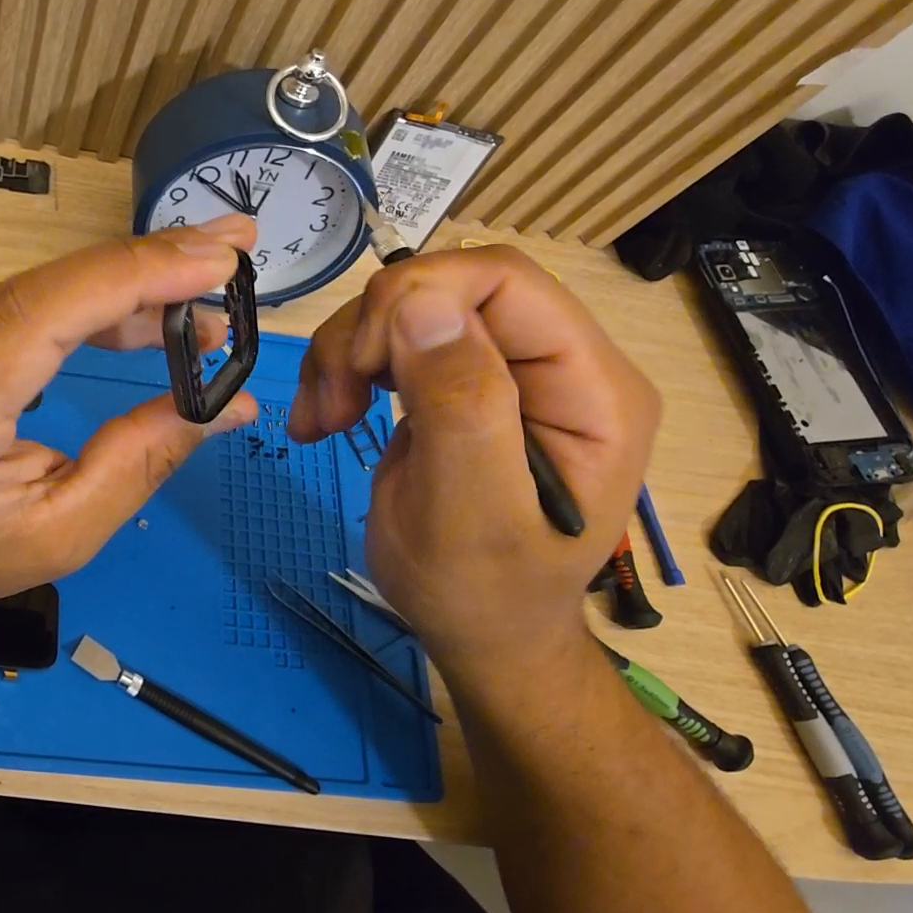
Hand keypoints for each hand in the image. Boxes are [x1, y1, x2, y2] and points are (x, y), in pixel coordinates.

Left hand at [0, 217, 261, 619]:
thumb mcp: (54, 536)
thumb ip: (138, 464)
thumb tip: (228, 405)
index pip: (39, 315)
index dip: (131, 276)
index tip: (216, 262)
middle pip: (43, 287)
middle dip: (148, 265)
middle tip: (236, 253)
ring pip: (35, 287)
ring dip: (123, 287)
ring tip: (202, 301)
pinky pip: (14, 300)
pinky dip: (82, 303)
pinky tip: (138, 316)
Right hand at [287, 246, 659, 679]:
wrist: (476, 632)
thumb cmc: (482, 592)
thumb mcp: (470, 513)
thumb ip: (459, 407)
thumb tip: (419, 302)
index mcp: (589, 386)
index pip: (504, 280)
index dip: (418, 298)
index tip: (361, 366)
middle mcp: (552, 362)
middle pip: (445, 288)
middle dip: (369, 334)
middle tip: (333, 406)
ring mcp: (500, 371)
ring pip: (403, 309)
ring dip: (345, 355)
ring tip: (323, 421)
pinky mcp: (455, 384)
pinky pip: (387, 341)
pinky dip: (341, 370)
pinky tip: (325, 418)